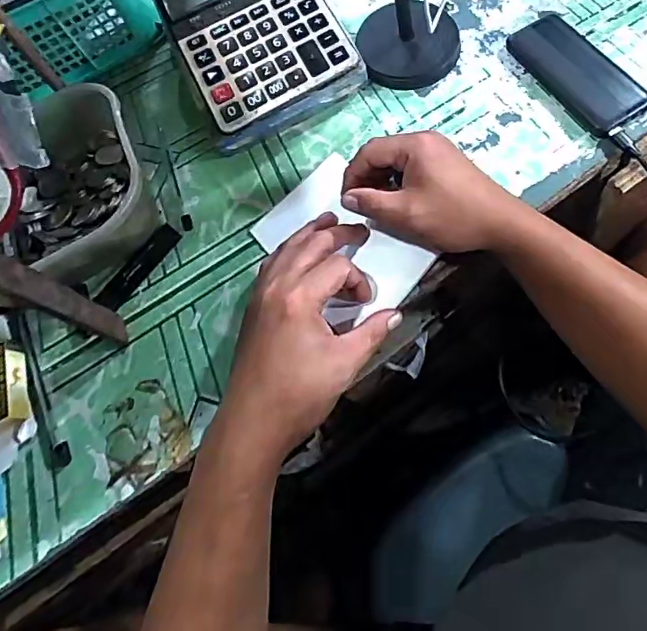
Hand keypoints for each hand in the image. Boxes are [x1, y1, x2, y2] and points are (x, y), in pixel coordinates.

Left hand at [219, 213, 397, 459]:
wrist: (252, 424)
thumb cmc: (299, 395)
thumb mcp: (345, 364)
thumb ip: (372, 333)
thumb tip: (394, 314)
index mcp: (300, 296)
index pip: (338, 266)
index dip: (359, 279)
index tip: (368, 301)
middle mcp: (277, 285)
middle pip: (311, 243)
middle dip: (338, 234)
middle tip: (359, 232)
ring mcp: (261, 293)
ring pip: (287, 248)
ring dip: (309, 234)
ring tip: (327, 222)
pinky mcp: (253, 305)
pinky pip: (272, 263)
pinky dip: (289, 251)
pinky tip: (296, 254)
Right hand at [340, 132, 533, 253]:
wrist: (501, 222)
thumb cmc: (453, 216)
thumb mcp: (406, 213)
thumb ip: (372, 203)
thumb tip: (348, 197)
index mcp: (415, 145)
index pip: (369, 150)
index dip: (353, 175)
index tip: (348, 200)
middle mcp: (426, 139)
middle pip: (383, 152)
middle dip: (367, 177)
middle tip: (362, 204)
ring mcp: (438, 149)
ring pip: (397, 159)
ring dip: (383, 180)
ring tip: (379, 205)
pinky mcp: (446, 161)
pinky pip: (413, 165)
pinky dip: (400, 180)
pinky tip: (401, 200)